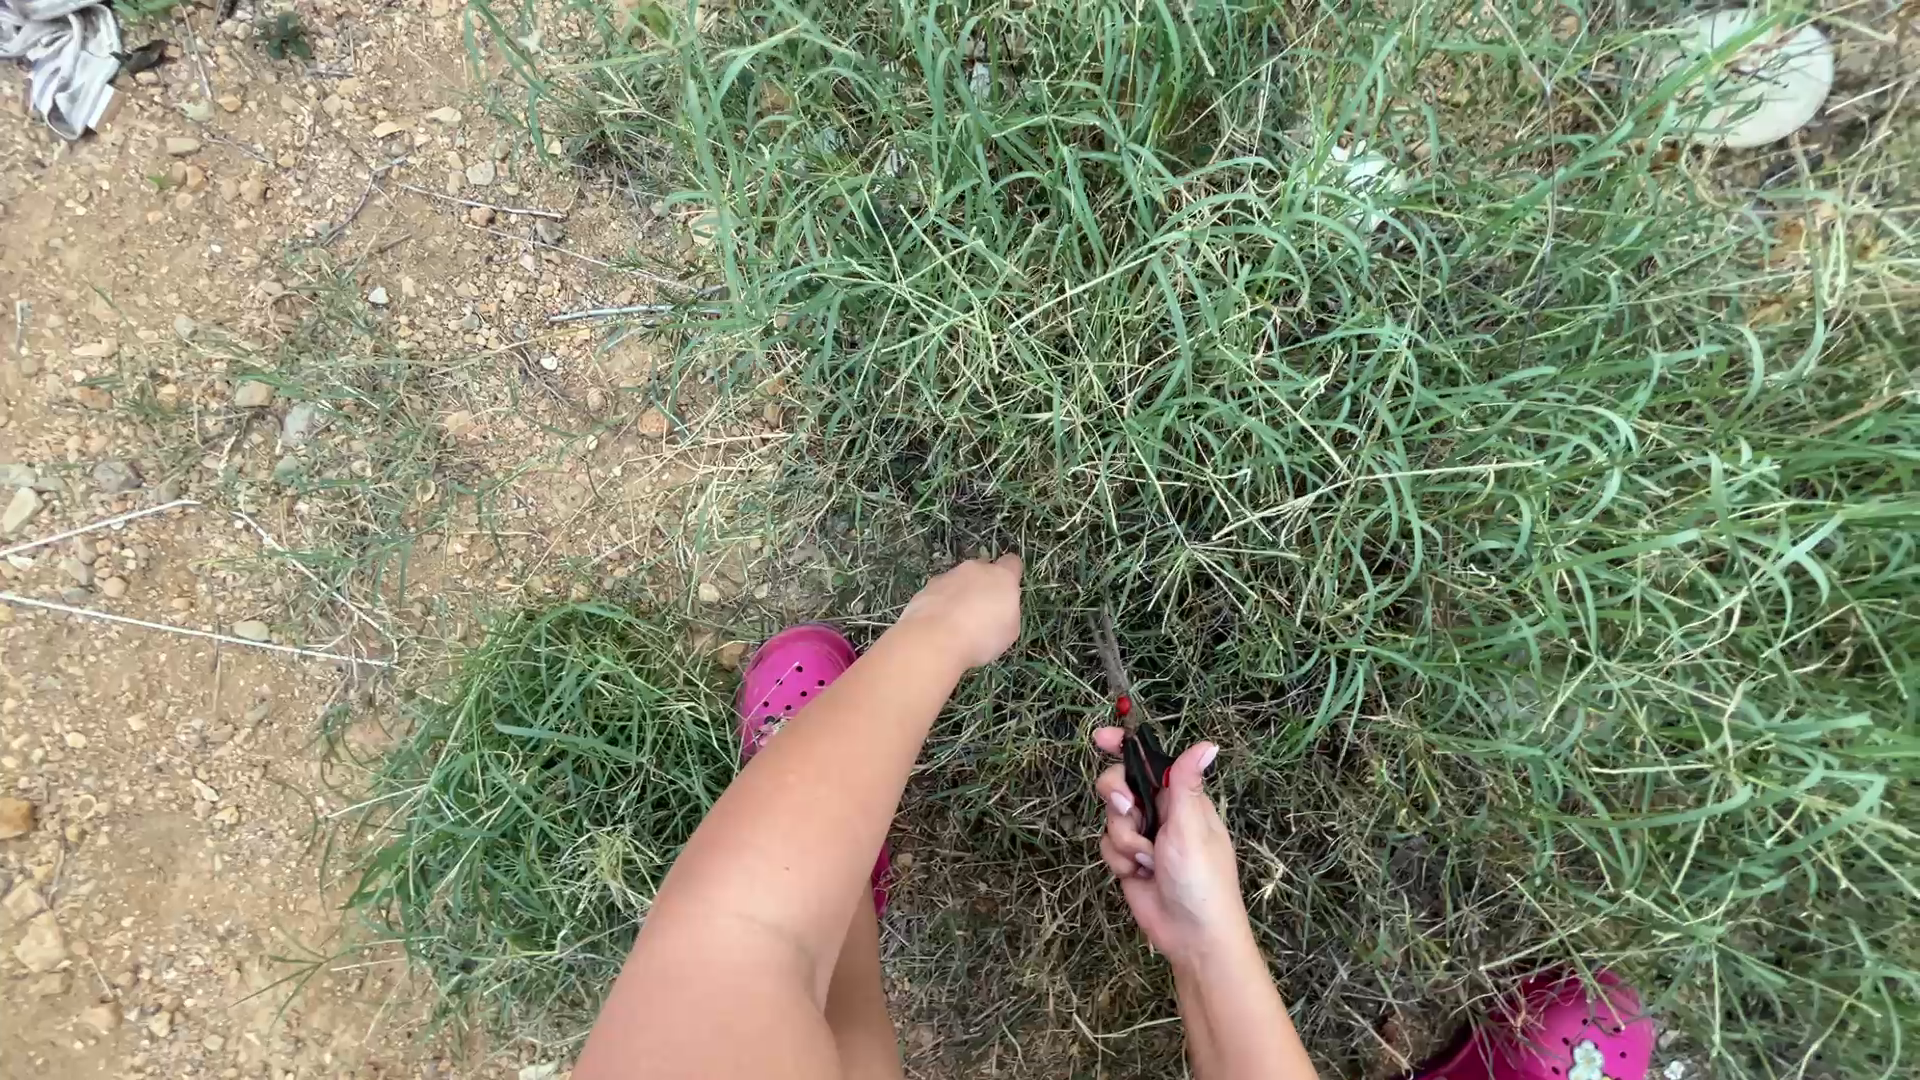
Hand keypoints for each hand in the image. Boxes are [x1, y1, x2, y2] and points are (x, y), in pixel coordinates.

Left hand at [894, 554, 1022, 667]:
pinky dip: (940, 604)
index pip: (1012, 563)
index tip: (1008, 592)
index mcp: (1001, 576)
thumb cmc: (982, 637)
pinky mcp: (926, 588)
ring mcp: (947, 576)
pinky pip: (938, 593)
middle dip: (983, 584)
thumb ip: (1007, 612)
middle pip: (983, 568)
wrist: (935, 639)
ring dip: (960, 594)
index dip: (1011, 575)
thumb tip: (999, 609)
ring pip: (958, 580)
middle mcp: (974, 569)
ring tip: (957, 623)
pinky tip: (939, 625)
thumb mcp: (1010, 631)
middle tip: (982, 611)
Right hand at [1094, 728, 1251, 967]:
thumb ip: (1186, 783)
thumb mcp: (1192, 826)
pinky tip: (1139, 875)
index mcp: (1181, 798)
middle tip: (1129, 811)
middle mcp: (1161, 812)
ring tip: (1147, 861)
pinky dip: (1119, 860)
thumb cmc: (1201, 879)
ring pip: (1111, 817)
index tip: (1100, 739)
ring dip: (1125, 839)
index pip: (1149, 760)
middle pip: (1120, 784)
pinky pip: (1107, 844)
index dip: (1123, 747)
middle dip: (1117, 798)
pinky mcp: (1129, 859)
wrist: (1192, 938)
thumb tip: (1208, 744)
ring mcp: (1144, 835)